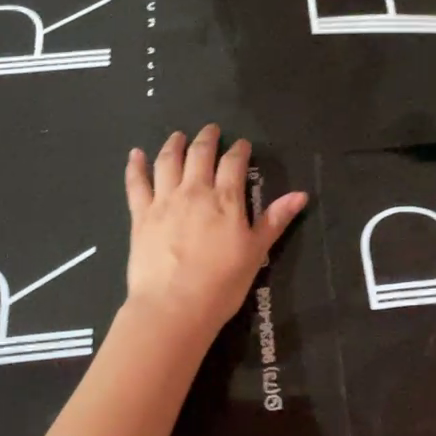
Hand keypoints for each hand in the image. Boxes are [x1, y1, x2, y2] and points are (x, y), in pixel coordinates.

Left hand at [123, 125, 307, 338]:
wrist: (174, 306)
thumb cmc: (222, 283)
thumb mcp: (256, 252)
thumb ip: (275, 220)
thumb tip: (301, 194)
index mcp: (225, 200)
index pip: (233, 164)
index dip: (239, 151)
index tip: (242, 144)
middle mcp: (194, 191)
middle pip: (199, 154)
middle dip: (207, 139)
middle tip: (211, 130)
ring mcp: (164, 201)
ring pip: (167, 162)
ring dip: (173, 144)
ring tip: (177, 136)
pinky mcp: (140, 216)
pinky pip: (136, 183)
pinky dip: (135, 166)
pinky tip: (135, 154)